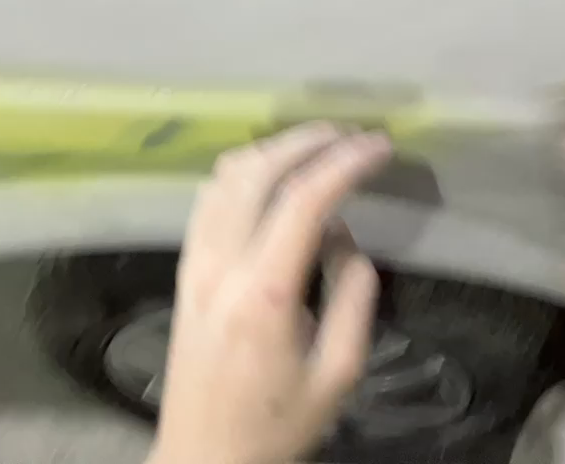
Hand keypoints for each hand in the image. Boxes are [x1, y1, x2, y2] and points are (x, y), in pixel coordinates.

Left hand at [149, 122, 393, 463]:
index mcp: (263, 293)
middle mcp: (221, 264)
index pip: (305, 199)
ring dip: (276, 147)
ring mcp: (195, 261)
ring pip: (229, 174)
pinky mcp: (184, 266)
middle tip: (352, 134)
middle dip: (311, 140)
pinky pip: (209, 194)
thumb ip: (353, 293)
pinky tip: (271, 169)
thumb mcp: (339, 372)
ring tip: (319, 144)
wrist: (201, 462)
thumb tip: (341, 233)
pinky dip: (244, 168)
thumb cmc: (277, 424)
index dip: (347, 162)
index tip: (381, 145)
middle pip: (261, 170)